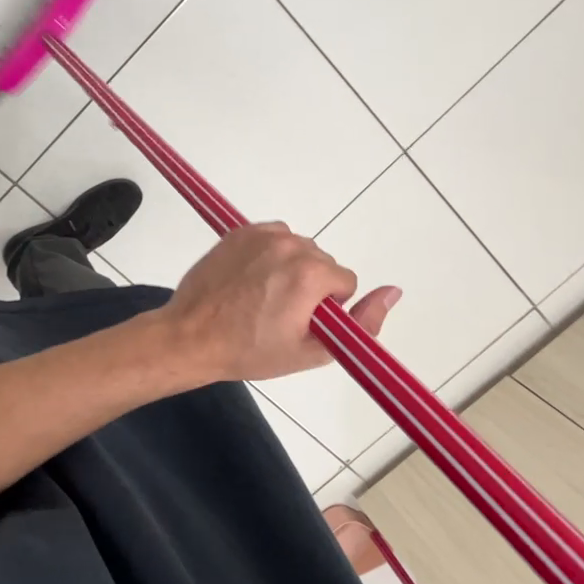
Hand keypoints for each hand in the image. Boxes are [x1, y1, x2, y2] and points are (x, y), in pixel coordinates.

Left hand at [151, 222, 399, 383]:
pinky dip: (268, 255)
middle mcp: (290, 245)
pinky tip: (249, 280)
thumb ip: (362, 325)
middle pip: (321, 263)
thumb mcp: (312, 351)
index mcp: (311, 274)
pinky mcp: (238, 232)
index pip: (344, 283)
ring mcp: (260, 235)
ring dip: (289, 268)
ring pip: (298, 249)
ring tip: (260, 297)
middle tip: (276, 313)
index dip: (326, 308)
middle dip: (308, 286)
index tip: (298, 322)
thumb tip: (394, 291)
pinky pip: (272, 238)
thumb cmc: (249, 351)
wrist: (190, 337)